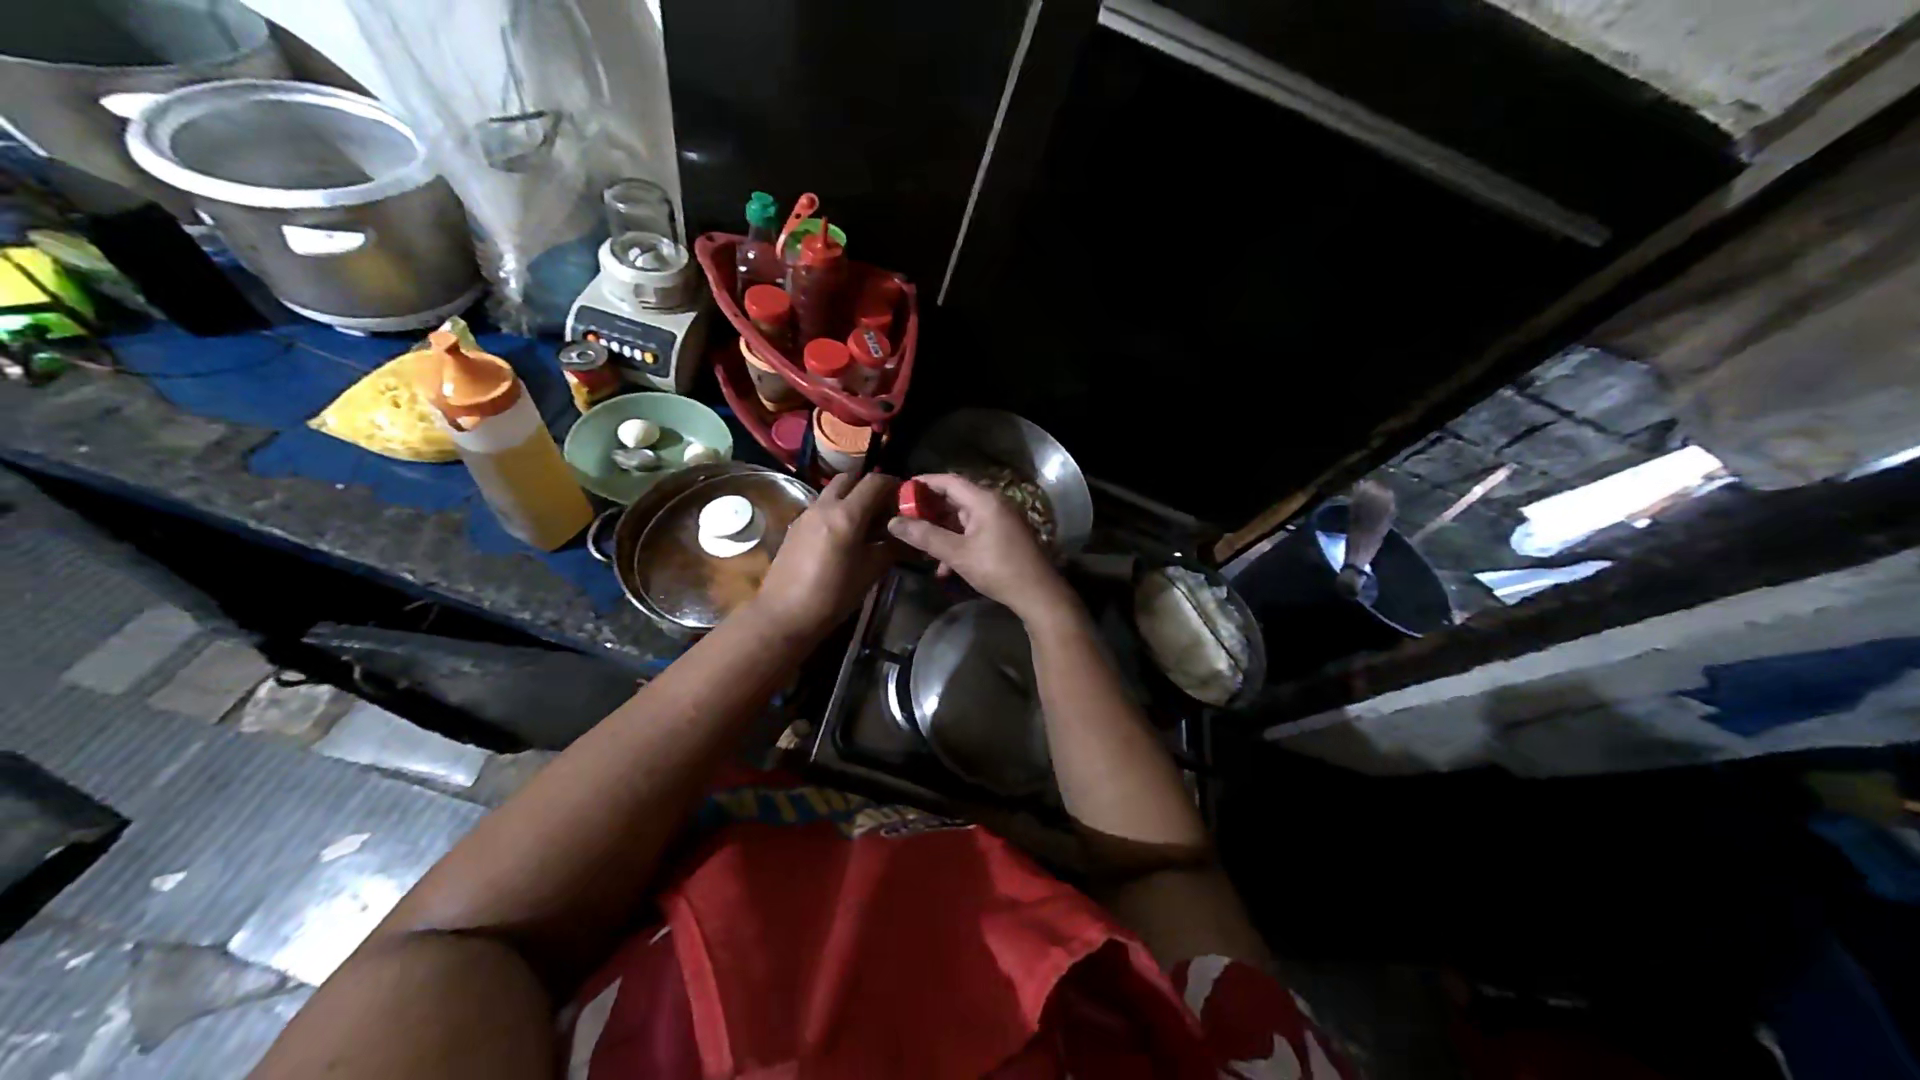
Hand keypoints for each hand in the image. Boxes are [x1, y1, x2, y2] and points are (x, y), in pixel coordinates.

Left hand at [753, 472, 899, 638]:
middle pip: (850, 478)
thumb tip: (908, 538)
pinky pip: (820, 507)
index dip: (894, 484)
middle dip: (869, 485)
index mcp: (846, 515)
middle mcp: (824, 506)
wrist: (784, 614)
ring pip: (832, 491)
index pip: (875, 481)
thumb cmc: (833, 595)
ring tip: (865, 521)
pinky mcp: (795, 526)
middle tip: (884, 506)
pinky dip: (836, 510)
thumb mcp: (870, 572)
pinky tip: (844, 535)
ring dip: (851, 497)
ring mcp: (806, 514)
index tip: (906, 497)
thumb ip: (890, 548)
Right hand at [886, 473, 1069, 619]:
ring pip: (963, 519)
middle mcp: (994, 504)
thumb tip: (893, 522)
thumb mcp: (957, 554)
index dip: (924, 483)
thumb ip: (925, 536)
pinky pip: (974, 531)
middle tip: (906, 520)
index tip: (902, 491)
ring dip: (942, 532)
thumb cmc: (997, 569)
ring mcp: (1001, 520)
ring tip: (922, 548)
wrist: (1038, 594)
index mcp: (984, 500)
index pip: (949, 481)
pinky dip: (958, 543)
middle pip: (955, 499)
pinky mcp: (1004, 536)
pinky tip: (945, 567)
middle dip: (930, 511)